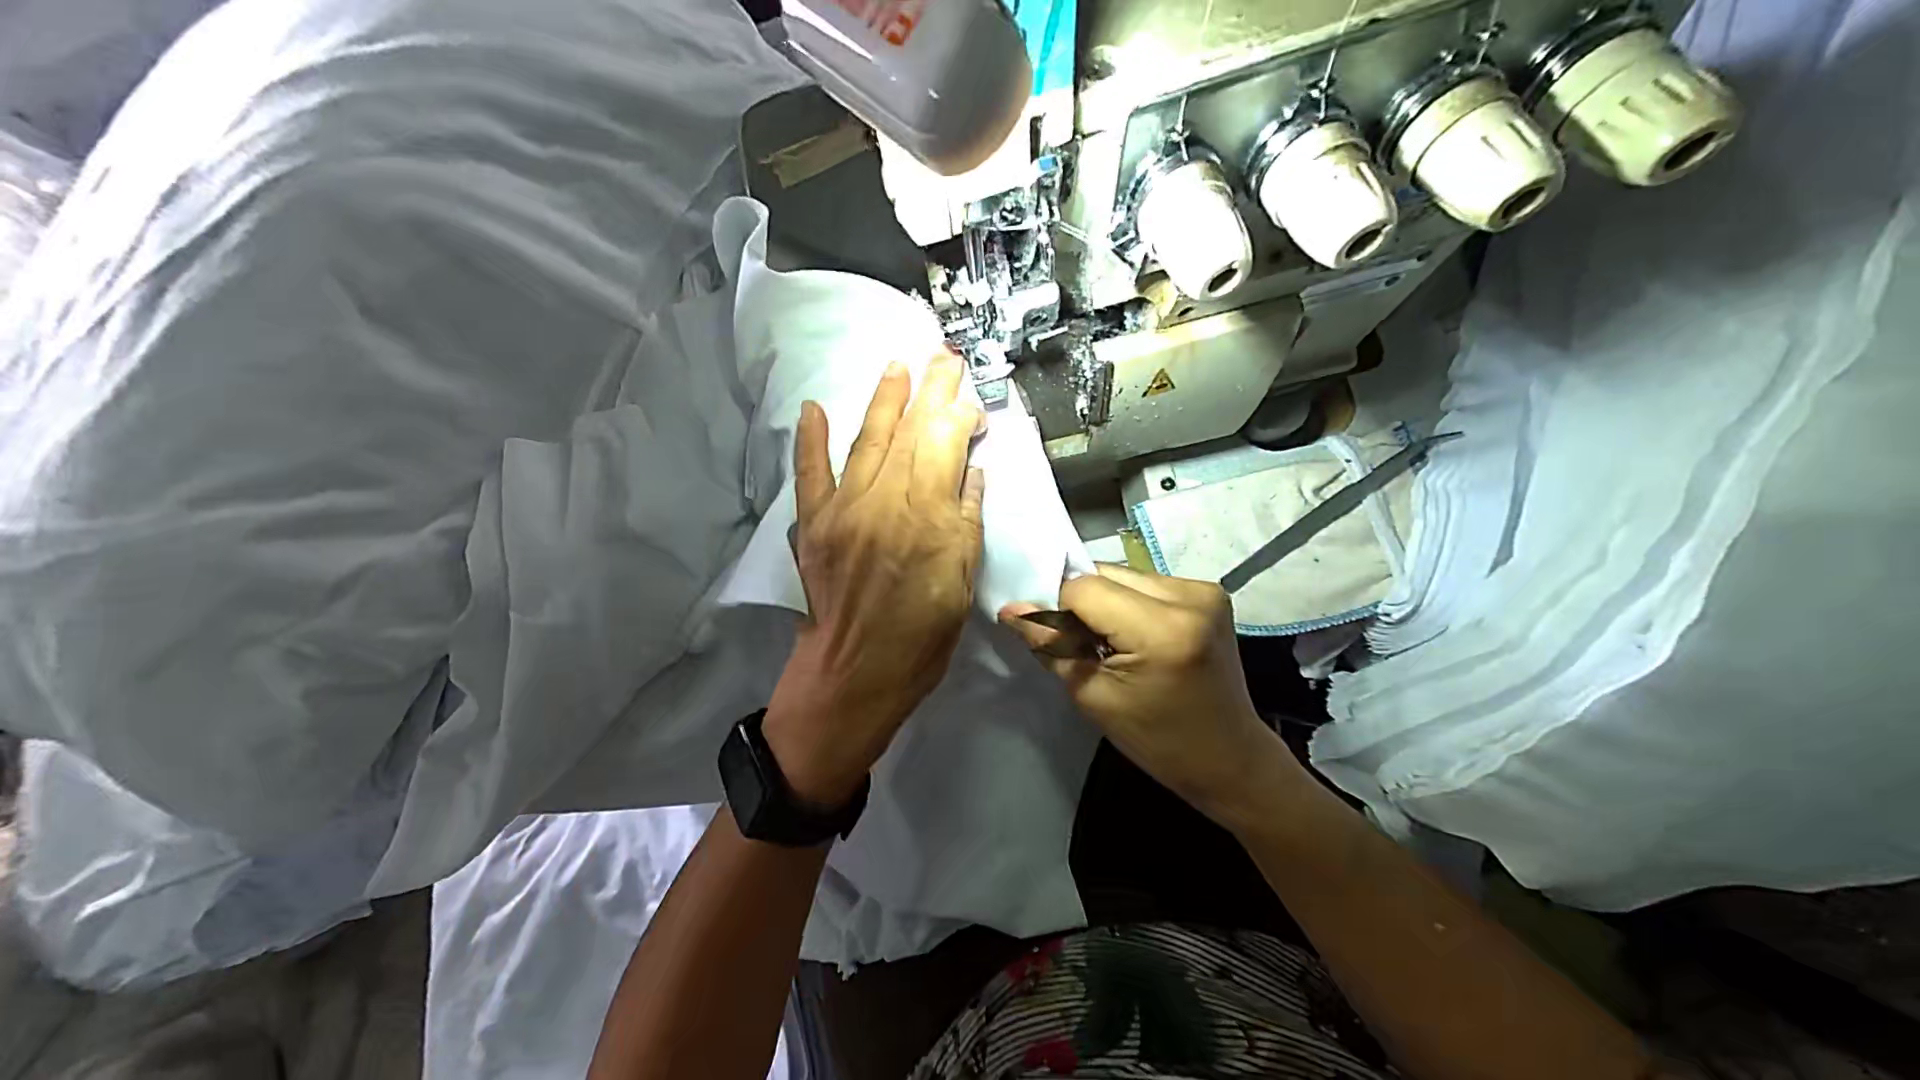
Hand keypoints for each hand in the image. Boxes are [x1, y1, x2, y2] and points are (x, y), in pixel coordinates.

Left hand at [762, 352, 986, 806]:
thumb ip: (967, 520)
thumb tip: (971, 471)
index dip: (958, 414)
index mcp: (930, 517)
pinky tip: (815, 408)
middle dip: (929, 391)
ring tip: (896, 368)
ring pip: (866, 442)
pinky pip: (811, 473)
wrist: (856, 672)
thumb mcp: (963, 582)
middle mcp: (886, 501)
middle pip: (910, 433)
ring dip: (883, 401)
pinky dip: (811, 440)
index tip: (970, 398)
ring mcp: (844, 509)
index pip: (945, 443)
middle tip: (941, 357)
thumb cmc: (923, 637)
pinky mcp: (813, 523)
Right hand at [1000, 564, 1301, 824]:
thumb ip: (1052, 646)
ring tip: (1112, 644)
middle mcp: (1189, 596)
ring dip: (1105, 602)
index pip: (1083, 589)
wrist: (1229, 757)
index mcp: (1162, 629)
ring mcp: (1204, 590)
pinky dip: (1129, 603)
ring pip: (1123, 575)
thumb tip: (1011, 609)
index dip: (1059, 611)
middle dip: (1082, 605)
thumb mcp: (1092, 697)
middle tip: (1084, 647)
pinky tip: (1136, 637)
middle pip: (1104, 574)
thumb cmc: (1157, 740)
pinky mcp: (1209, 592)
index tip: (1057, 643)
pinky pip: (1146, 583)